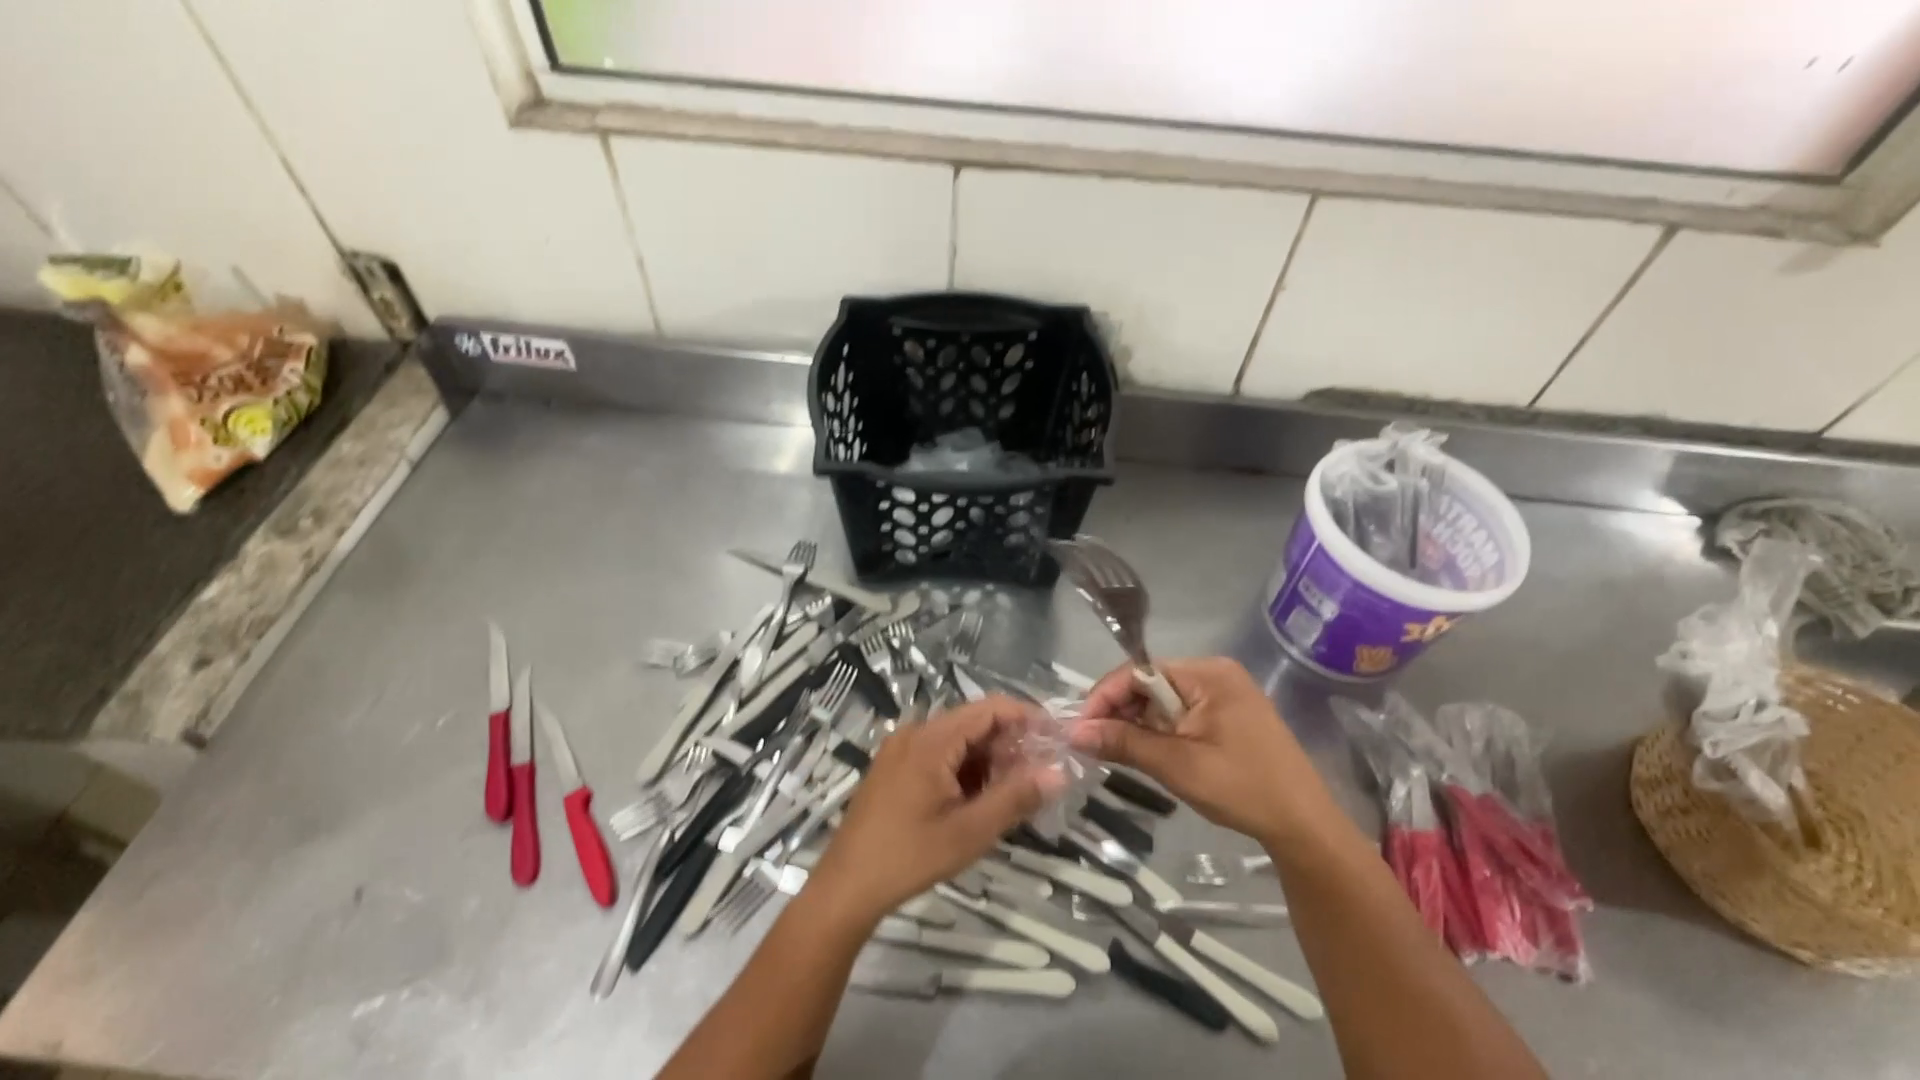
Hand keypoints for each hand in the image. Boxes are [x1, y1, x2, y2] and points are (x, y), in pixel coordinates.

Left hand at [806, 696, 1065, 925]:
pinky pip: (938, 756)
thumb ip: (1016, 797)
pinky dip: (964, 771)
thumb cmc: (910, 856)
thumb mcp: (971, 831)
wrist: (847, 886)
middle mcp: (913, 734)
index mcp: (931, 739)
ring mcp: (899, 751)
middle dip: (1010, 745)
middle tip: (1040, 776)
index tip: (1057, 739)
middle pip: (973, 723)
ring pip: (956, 742)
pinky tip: (979, 801)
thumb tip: (1058, 773)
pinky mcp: (892, 770)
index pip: (989, 708)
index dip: (1027, 717)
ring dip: (988, 761)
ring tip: (1014, 794)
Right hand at [1070, 657, 1341, 851]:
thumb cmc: (1243, 788)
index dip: (1105, 697)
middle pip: (1149, 683)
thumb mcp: (1178, 765)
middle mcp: (1215, 674)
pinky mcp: (1227, 716)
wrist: (1303, 824)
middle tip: (1093, 746)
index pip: (1139, 671)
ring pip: (1162, 701)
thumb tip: (1074, 732)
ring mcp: (1224, 694)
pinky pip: (1180, 715)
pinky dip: (1159, 733)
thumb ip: (1125, 743)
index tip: (1079, 729)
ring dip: (1138, 725)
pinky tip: (1147, 755)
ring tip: (1116, 754)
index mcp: (1208, 673)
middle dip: (1119, 712)